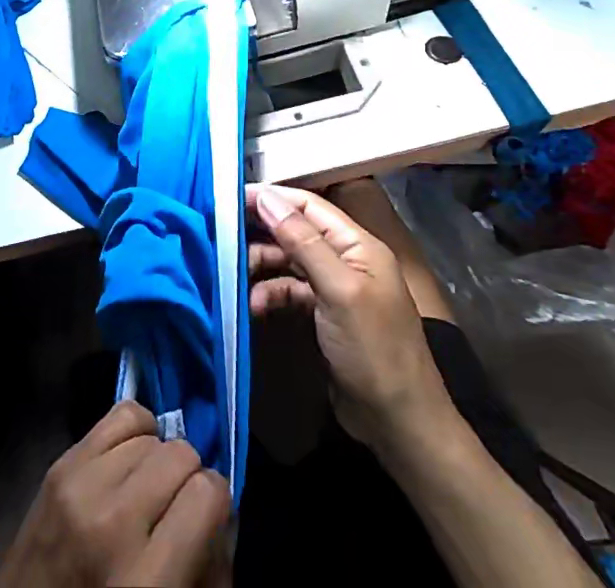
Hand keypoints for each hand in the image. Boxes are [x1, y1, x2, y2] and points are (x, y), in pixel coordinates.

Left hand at [0, 401, 228, 587]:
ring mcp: (79, 489)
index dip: (214, 504)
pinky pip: (122, 414)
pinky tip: (126, 463)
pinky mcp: (59, 466)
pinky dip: (134, 433)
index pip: (208, 492)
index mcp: (144, 579)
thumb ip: (212, 561)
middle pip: (182, 455)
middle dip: (186, 479)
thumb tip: (222, 509)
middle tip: (170, 510)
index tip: (201, 523)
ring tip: (142, 492)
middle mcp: (111, 525)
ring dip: (157, 461)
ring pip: (153, 435)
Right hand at [247, 183, 457, 448]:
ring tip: (229, 273)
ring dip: (261, 266)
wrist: (396, 418)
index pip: (310, 207)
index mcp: (358, 244)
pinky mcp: (322, 316)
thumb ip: (304, 242)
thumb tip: (269, 198)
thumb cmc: (373, 347)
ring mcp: (334, 289)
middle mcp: (346, 259)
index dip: (272, 198)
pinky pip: (290, 294)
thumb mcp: (339, 289)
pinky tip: (251, 305)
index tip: (231, 196)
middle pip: (297, 232)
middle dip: (261, 230)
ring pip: (289, 263)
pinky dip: (270, 295)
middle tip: (218, 233)